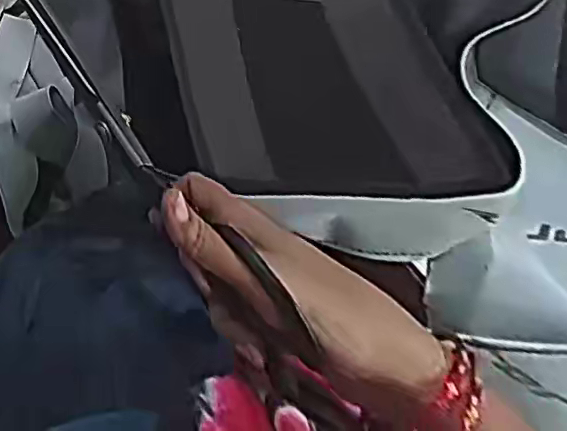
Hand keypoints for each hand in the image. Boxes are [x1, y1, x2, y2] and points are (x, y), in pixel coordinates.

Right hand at [161, 174, 449, 424]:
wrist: (399, 376)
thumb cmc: (341, 319)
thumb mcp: (262, 279)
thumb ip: (209, 242)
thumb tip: (167, 201)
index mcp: (248, 222)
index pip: (192, 191)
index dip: (175, 212)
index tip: (181, 247)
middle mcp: (251, 245)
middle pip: (195, 244)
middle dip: (201, 278)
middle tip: (222, 297)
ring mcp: (262, 278)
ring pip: (214, 285)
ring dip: (224, 316)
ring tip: (252, 340)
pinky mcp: (271, 312)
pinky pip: (236, 315)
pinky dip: (242, 335)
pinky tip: (261, 352)